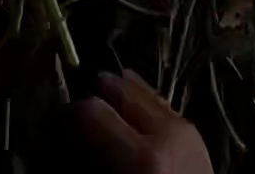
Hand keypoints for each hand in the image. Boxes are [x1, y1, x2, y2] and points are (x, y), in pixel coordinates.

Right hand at [74, 70, 213, 173]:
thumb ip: (95, 166)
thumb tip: (73, 137)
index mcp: (142, 158)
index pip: (94, 112)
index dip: (73, 111)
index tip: (61, 115)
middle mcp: (164, 132)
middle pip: (122, 89)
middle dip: (98, 89)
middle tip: (80, 97)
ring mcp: (183, 127)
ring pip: (143, 89)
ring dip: (121, 89)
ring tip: (103, 91)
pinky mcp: (193, 130)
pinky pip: (160, 101)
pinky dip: (141, 98)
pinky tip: (131, 105)